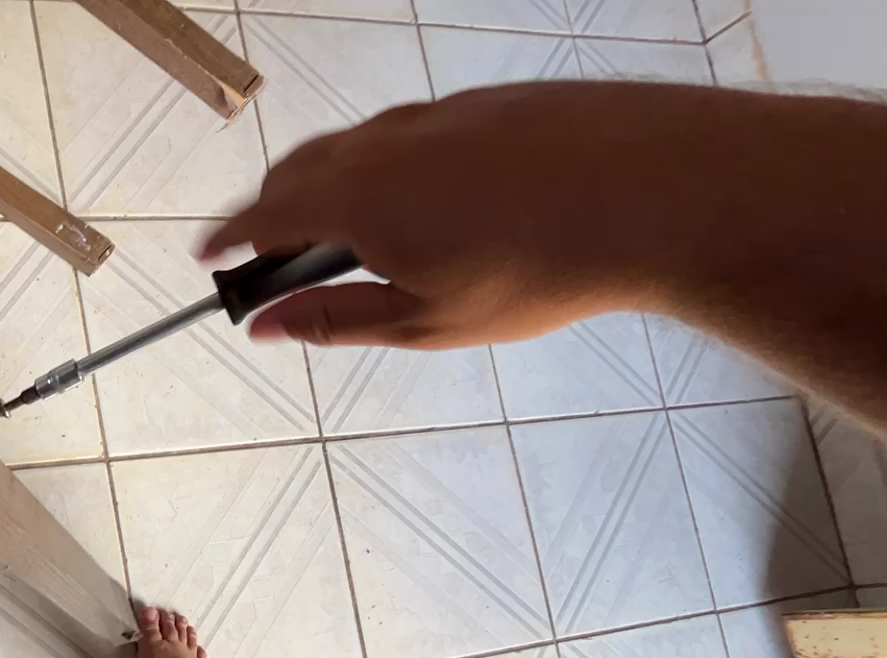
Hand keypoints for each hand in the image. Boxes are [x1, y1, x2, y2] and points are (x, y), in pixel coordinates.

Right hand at [203, 82, 751, 348]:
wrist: (682, 192)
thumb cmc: (538, 274)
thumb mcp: (419, 321)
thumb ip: (330, 320)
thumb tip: (264, 327)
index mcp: (360, 202)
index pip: (264, 217)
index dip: (226, 239)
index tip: (203, 257)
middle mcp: (387, 145)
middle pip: (297, 170)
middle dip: (268, 212)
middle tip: (271, 256)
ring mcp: (440, 115)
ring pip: (349, 146)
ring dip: (321, 187)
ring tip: (338, 233)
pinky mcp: (490, 100)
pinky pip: (404, 130)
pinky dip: (375, 165)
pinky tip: (411, 199)